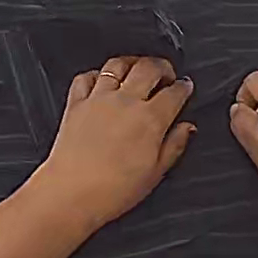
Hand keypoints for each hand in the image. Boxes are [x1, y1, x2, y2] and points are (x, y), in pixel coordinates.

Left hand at [30, 56, 195, 231]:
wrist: (71, 194)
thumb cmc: (112, 190)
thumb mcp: (155, 173)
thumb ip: (175, 145)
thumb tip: (187, 128)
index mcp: (150, 119)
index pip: (174, 92)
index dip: (184, 87)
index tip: (185, 87)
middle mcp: (125, 102)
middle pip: (149, 68)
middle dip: (163, 66)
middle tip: (167, 74)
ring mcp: (99, 99)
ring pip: (118, 64)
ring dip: (133, 63)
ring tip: (138, 69)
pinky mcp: (76, 104)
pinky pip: (86, 77)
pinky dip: (97, 74)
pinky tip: (103, 80)